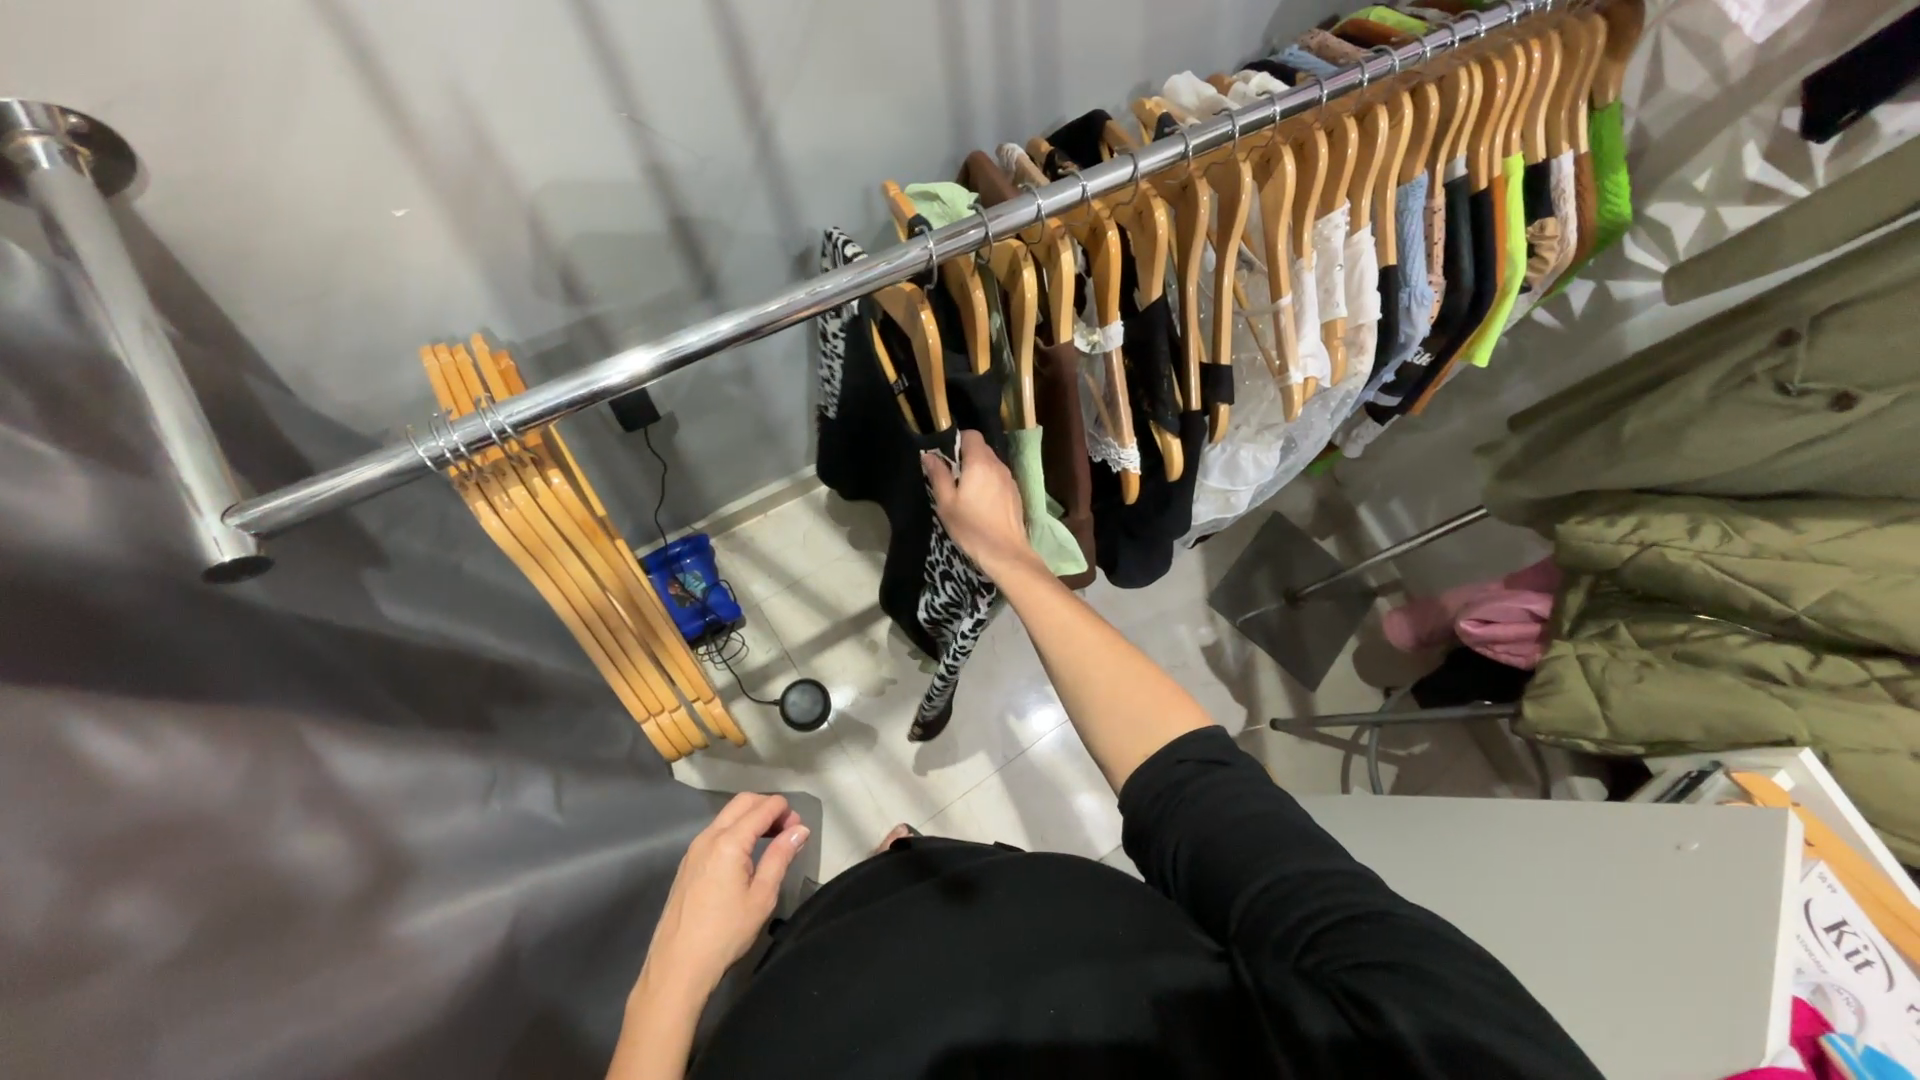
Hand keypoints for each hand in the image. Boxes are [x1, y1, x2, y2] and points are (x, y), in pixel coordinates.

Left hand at [638, 793, 809, 996]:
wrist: (678, 966)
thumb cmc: (726, 933)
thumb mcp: (762, 896)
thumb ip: (781, 856)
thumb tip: (800, 830)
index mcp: (729, 842)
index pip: (762, 808)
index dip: (785, 811)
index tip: (799, 829)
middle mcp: (708, 837)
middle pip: (742, 802)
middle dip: (768, 807)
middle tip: (787, 830)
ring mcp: (694, 850)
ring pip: (727, 816)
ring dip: (751, 818)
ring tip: (771, 841)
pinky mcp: (687, 864)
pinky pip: (715, 832)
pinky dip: (735, 831)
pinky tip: (746, 856)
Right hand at [923, 430, 1042, 580]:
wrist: (1005, 552)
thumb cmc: (971, 528)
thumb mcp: (947, 503)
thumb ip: (938, 475)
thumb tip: (929, 455)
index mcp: (980, 463)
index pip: (971, 435)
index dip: (957, 440)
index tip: (946, 456)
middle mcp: (998, 465)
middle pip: (982, 448)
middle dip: (965, 455)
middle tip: (951, 475)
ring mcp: (1009, 479)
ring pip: (991, 463)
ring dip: (977, 469)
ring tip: (965, 489)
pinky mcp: (1015, 492)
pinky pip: (999, 477)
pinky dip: (988, 480)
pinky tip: (981, 500)